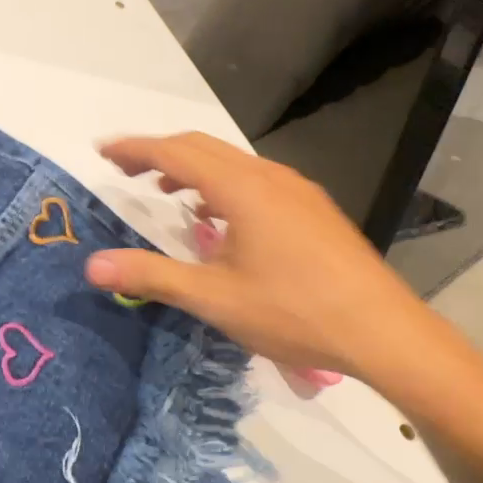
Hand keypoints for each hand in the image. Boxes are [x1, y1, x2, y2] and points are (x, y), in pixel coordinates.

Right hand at [83, 132, 442, 380]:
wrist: (390, 336)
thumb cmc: (296, 312)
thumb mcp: (215, 298)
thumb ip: (151, 276)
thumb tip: (93, 266)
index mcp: (240, 188)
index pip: (173, 153)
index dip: (133, 149)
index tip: (101, 151)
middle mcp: (267, 176)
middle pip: (200, 147)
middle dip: (157, 153)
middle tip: (124, 170)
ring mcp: (296, 189)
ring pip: (229, 160)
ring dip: (190, 168)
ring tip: (165, 193)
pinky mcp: (313, 208)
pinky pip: (253, 177)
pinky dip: (220, 183)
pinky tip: (220, 221)